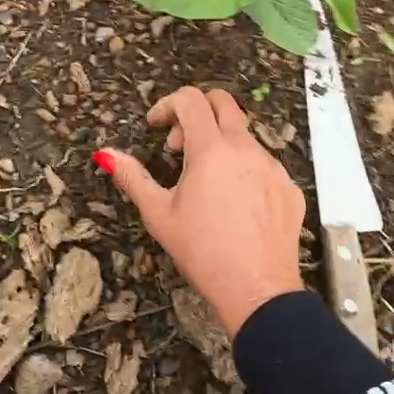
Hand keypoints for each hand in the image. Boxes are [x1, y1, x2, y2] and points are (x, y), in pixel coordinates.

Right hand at [97, 86, 304, 335]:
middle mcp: (245, 149)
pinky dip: (243, 168)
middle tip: (179, 144)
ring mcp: (273, 167)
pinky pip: (265, 164)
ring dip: (220, 143)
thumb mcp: (158, 213)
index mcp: (210, 149)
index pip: (190, 100)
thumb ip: (132, 176)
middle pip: (223, 102)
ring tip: (205, 180)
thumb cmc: (202, 251)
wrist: (259, 293)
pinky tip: (234, 202)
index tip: (155, 127)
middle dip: (196, 111)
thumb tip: (104, 153)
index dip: (167, 105)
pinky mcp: (290, 189)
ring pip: (244, 135)